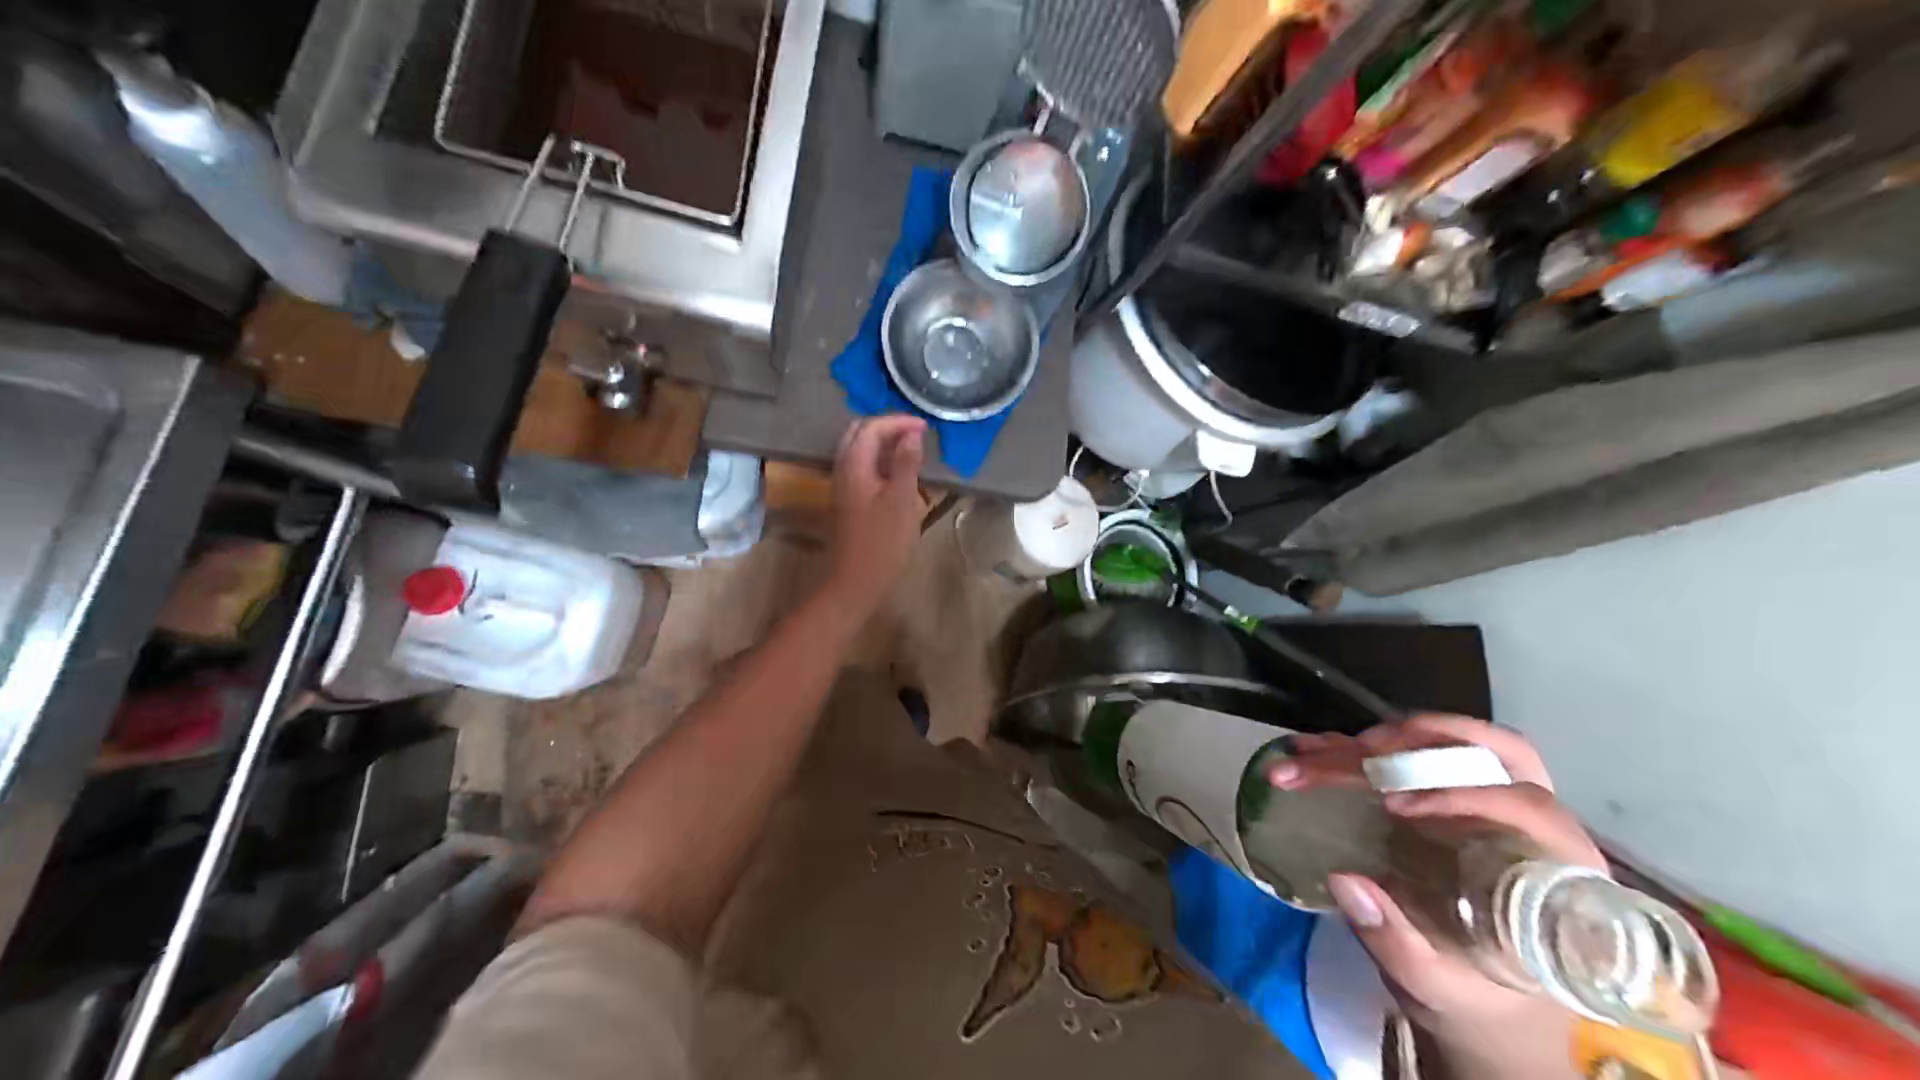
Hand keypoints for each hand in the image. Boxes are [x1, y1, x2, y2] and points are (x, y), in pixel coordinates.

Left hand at [822, 415, 927, 620]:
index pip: (872, 428)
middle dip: (887, 427)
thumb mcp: (902, 499)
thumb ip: (906, 463)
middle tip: (916, 433)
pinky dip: (879, 459)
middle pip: (859, 434)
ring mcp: (842, 485)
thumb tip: (913, 434)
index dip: (899, 422)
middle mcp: (843, 469)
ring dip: (882, 443)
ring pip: (858, 450)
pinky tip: (898, 471)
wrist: (855, 580)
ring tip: (911, 448)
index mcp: (853, 465)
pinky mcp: (847, 500)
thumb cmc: (882, 542)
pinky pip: (861, 466)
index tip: (925, 427)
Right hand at [1274, 716, 1601, 1079]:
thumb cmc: (1476, 995)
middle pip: (1490, 752)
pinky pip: (1394, 758)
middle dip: (1422, 741)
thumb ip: (1399, 943)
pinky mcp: (1430, 797)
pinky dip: (1347, 748)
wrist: (1477, 998)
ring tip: (1317, 750)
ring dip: (1374, 741)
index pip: (1525, 805)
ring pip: (1441, 744)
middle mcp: (1521, 824)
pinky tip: (1306, 750)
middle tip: (1361, 750)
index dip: (1464, 794)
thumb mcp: (1440, 985)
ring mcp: (1475, 803)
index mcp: (1550, 870)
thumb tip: (1345, 881)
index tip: (1395, 806)